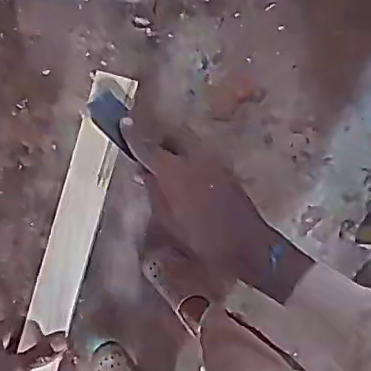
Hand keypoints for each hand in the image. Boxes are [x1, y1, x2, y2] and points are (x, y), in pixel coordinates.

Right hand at [119, 116, 314, 300]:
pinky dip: (187, 160)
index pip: (148, 147)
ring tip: (162, 167)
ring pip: (188, 144)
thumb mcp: (169, 222)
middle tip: (144, 152)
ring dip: (173, 150)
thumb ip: (154, 194)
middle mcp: (195, 159)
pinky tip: (182, 178)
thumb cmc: (203, 241)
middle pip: (172, 136)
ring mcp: (214, 162)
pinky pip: (200, 156)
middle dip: (157, 139)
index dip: (133, 135)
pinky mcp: (225, 171)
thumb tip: (142, 173)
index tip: (123, 123)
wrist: (248, 247)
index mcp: (175, 172)